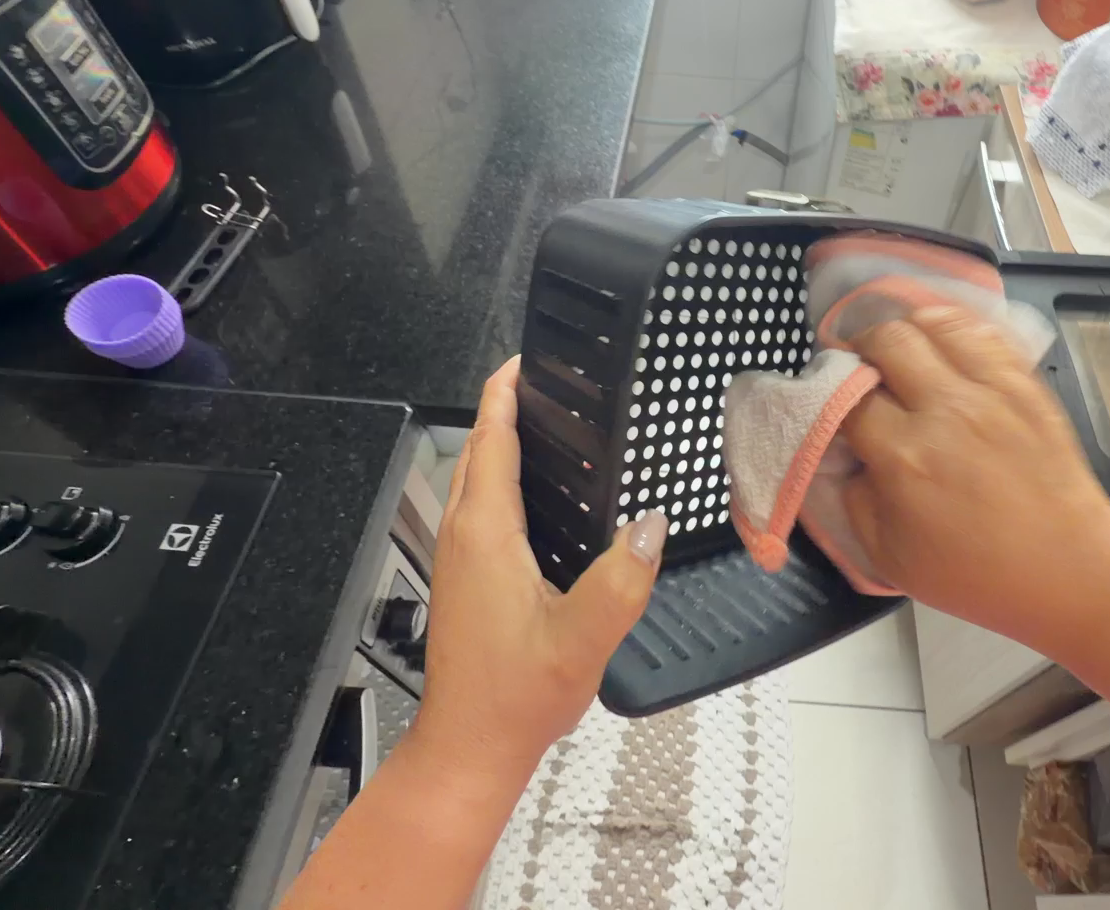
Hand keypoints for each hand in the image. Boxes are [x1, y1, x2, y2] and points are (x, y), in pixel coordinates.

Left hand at [410, 357, 667, 782]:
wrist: (470, 748)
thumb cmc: (519, 693)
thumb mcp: (582, 638)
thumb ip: (621, 581)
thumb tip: (652, 523)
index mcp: (485, 532)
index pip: (489, 442)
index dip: (503, 396)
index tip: (523, 361)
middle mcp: (462, 534)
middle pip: (475, 452)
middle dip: (500, 409)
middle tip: (545, 384)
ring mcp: (457, 556)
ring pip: (471, 479)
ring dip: (496, 442)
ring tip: (543, 425)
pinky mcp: (464, 576)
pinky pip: (476, 505)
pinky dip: (498, 477)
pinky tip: (536, 494)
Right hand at [840, 306, 1109, 639]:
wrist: (1071, 573)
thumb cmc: (976, 574)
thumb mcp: (887, 556)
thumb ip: (852, 498)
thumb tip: (848, 454)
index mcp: (905, 457)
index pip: (848, 397)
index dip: (829, 391)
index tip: (829, 399)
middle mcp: (946, 410)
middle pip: (886, 340)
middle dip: (861, 348)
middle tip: (859, 367)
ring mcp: (992, 391)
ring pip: (934, 322)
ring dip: (906, 329)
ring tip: (901, 352)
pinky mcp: (1027, 385)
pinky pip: (983, 332)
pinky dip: (953, 329)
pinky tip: (943, 347)